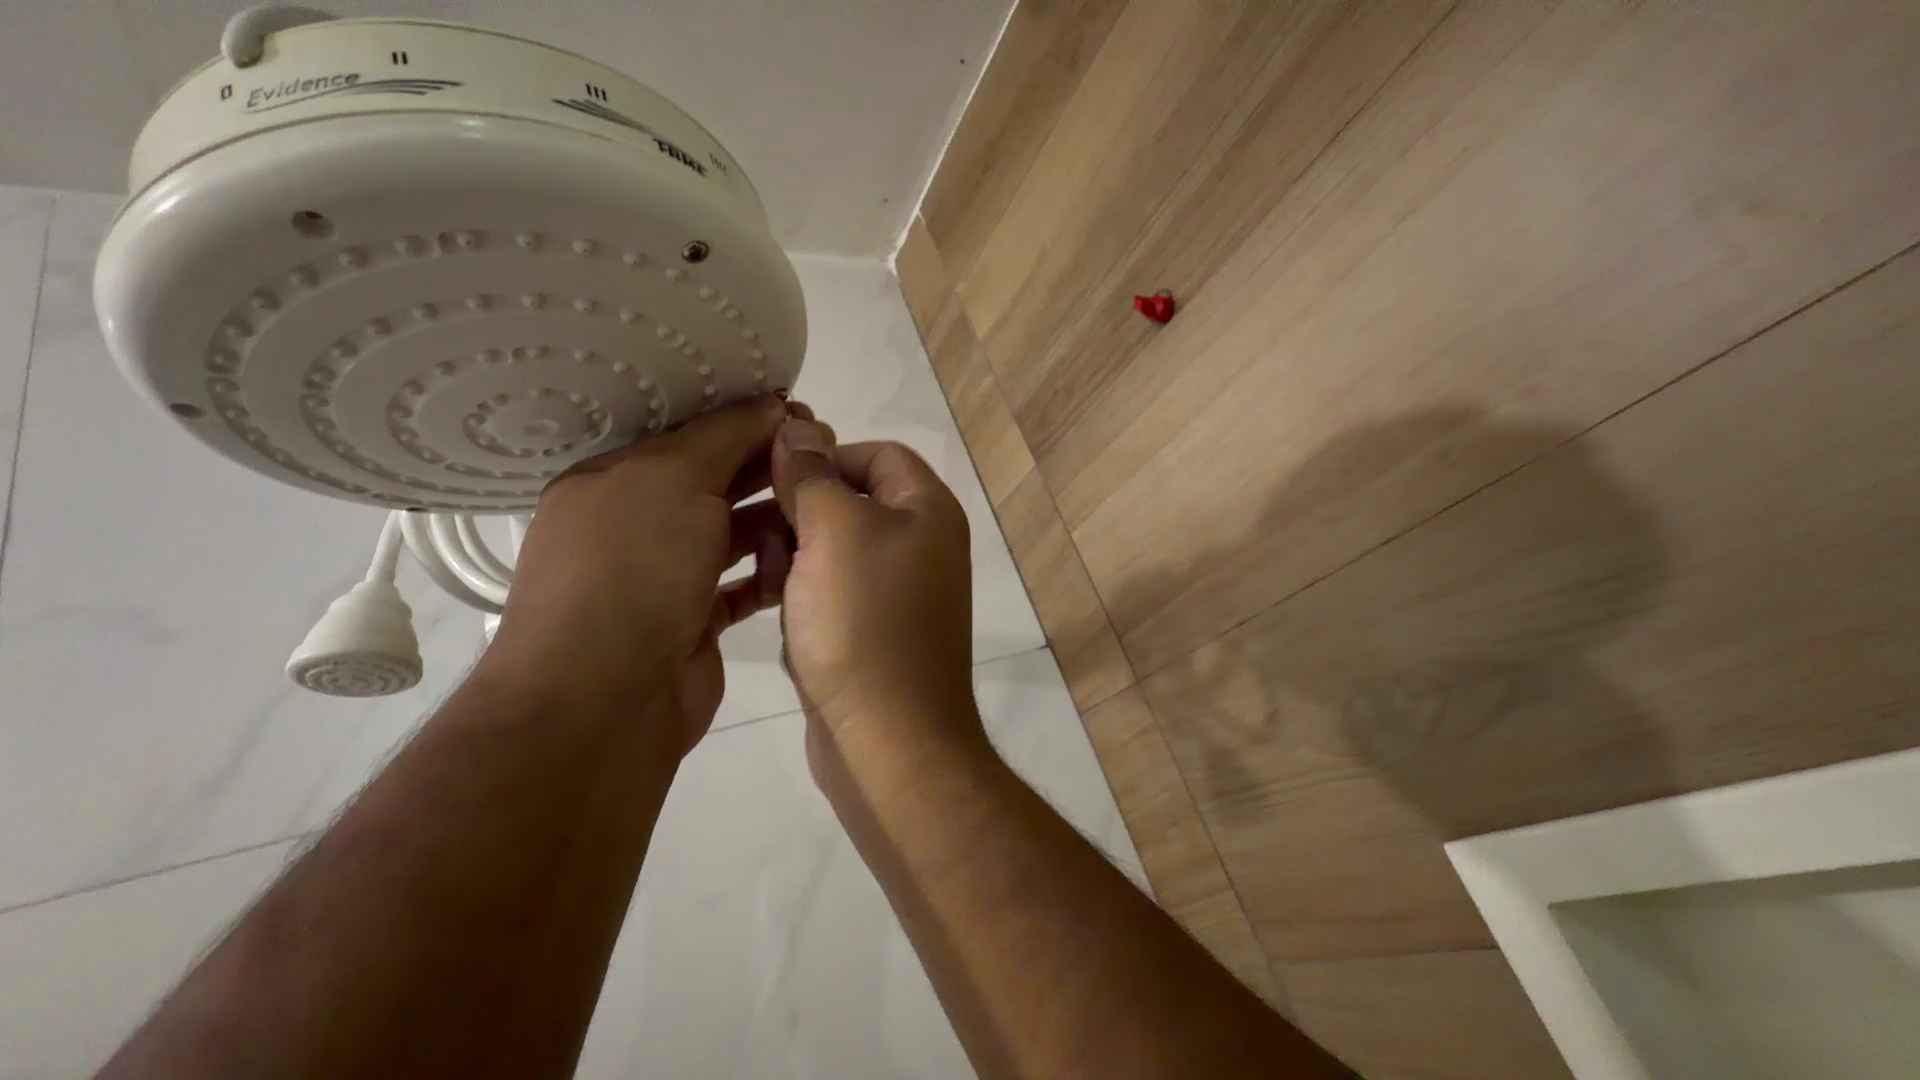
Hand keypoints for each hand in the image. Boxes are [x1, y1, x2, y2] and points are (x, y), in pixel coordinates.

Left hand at [486, 396, 795, 752]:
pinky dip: (770, 573)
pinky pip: (740, 586)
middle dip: (768, 467)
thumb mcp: (672, 478)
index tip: (803, 418)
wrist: (605, 698)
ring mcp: (662, 578)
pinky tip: (805, 561)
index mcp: (613, 480)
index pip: (689, 436)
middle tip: (827, 458)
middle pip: (714, 482)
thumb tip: (770, 403)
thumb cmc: (632, 569)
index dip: (746, 422)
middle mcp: (634, 526)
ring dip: (774, 520)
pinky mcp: (692, 624)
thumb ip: (725, 435)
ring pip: (730, 534)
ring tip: (825, 509)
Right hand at [770, 419, 980, 766]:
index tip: (773, 480)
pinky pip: (831, 597)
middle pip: (851, 501)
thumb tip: (798, 429)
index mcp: (928, 511)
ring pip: (832, 551)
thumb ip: (813, 476)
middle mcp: (922, 546)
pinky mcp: (874, 634)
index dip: (824, 457)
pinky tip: (782, 621)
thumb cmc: (863, 623)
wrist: (888, 740)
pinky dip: (803, 601)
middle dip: (801, 515)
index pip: (877, 453)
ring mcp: (899, 594)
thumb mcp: (835, 531)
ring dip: (793, 561)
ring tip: (769, 588)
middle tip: (766, 544)